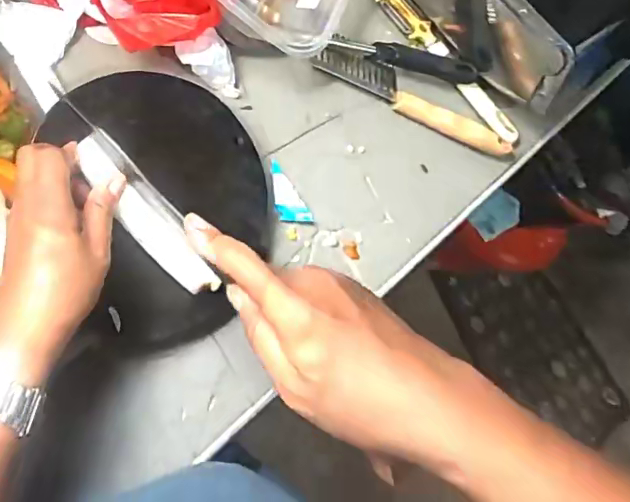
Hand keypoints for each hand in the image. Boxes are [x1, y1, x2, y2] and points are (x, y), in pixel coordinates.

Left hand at [0, 143, 121, 381]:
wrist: (22, 331)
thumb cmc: (64, 292)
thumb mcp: (96, 254)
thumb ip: (101, 210)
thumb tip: (114, 178)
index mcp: (46, 203)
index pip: (47, 154)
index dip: (69, 153)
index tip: (91, 169)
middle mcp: (25, 201)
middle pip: (30, 156)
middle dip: (56, 157)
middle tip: (83, 181)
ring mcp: (15, 214)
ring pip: (27, 174)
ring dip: (51, 177)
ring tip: (79, 206)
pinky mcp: (13, 228)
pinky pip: (27, 194)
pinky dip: (44, 195)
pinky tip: (65, 223)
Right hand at [185, 215, 485, 466]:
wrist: (436, 402)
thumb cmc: (364, 404)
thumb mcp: (297, 389)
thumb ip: (260, 337)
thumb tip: (240, 297)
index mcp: (294, 308)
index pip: (243, 265)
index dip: (214, 243)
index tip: (192, 224)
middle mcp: (314, 282)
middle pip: (270, 288)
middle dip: (271, 316)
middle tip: (299, 367)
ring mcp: (339, 282)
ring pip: (296, 295)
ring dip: (301, 325)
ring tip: (334, 375)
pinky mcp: (356, 288)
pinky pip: (321, 301)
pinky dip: (324, 328)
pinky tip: (351, 367)